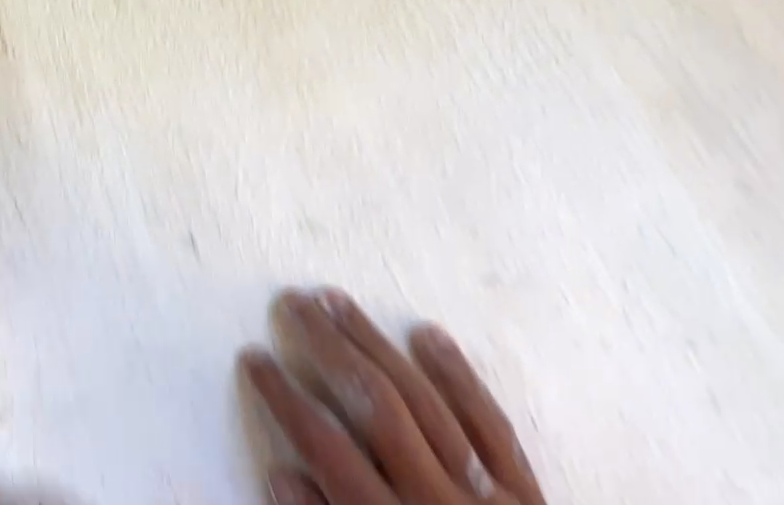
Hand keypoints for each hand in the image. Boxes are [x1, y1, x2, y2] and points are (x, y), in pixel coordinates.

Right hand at [240, 288, 545, 504]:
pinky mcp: (530, 493)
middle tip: (293, 302)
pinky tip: (424, 333)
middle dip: (328, 347)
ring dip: (375, 343)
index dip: (283, 396)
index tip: (253, 356)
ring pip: (424, 399)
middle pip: (377, 406)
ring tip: (336, 300)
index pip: (326, 446)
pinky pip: (489, 422)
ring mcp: (491, 495)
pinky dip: (457, 374)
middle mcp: (439, 502)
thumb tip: (282, 473)